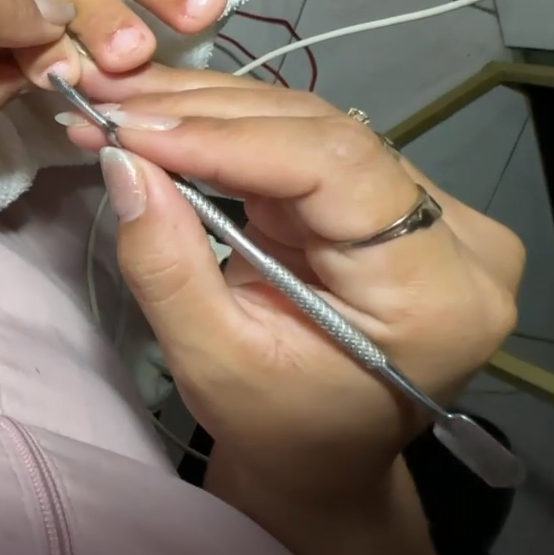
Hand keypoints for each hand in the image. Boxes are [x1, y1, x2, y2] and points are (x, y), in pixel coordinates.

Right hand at [62, 67, 523, 504]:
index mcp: (436, 290)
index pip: (333, 169)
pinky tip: (155, 112)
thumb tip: (120, 161)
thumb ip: (166, 263)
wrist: (320, 453)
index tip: (127, 130)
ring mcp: (418, 206)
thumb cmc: (275, 427)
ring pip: (299, 122)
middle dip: (197, 114)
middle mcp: (451, 231)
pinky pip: (288, 139)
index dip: (224, 139)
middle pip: (318, 132)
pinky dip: (213, 125)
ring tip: (115, 100)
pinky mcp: (373, 195)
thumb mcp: (210, 360)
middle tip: (102, 105)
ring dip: (198, 107)